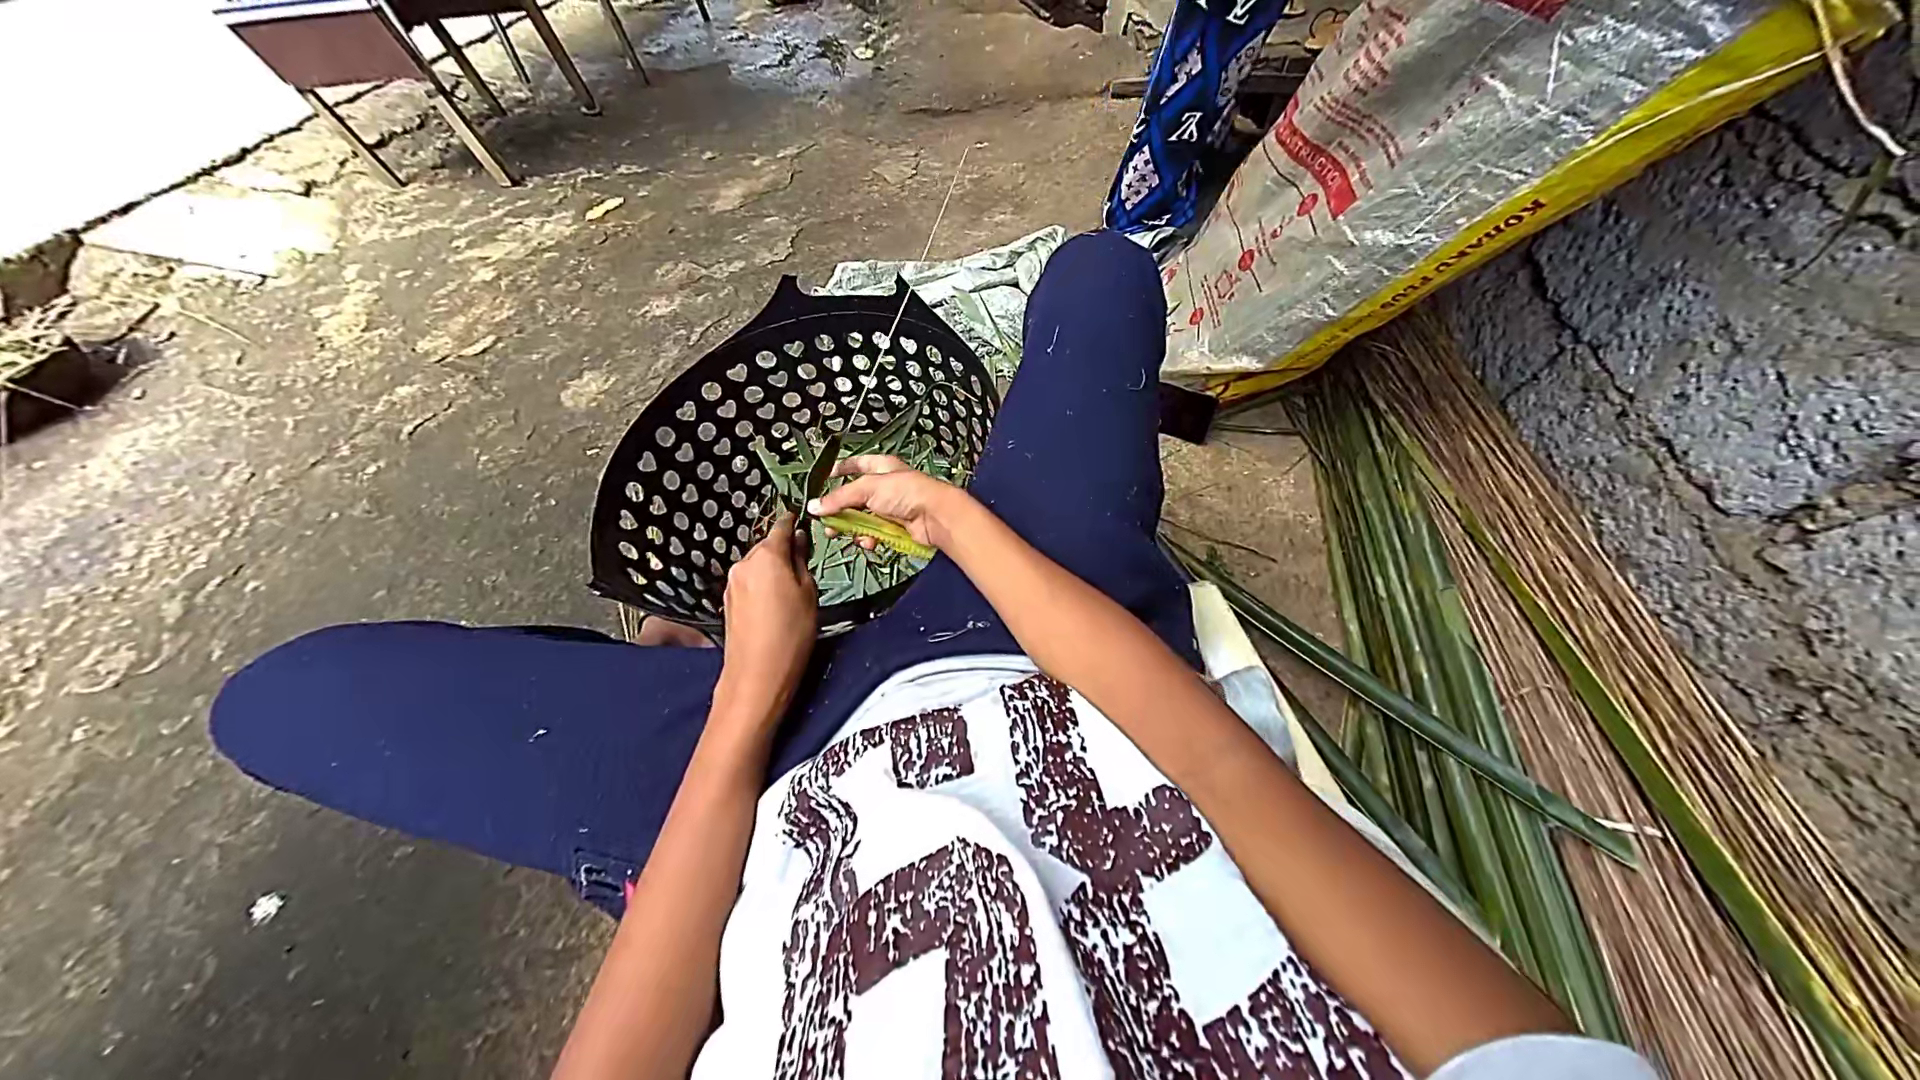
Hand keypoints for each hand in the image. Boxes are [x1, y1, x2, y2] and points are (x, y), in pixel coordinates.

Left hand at [717, 512, 815, 716]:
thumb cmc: (792, 632)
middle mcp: (744, 563)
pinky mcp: (728, 601)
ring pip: (757, 565)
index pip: (780, 527)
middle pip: (766, 547)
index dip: (793, 522)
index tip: (802, 520)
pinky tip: (775, 603)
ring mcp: (732, 583)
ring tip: (791, 589)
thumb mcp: (809, 593)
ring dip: (772, 569)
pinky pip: (749, 582)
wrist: (757, 673)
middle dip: (783, 550)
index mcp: (766, 556)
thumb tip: (798, 540)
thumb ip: (801, 561)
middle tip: (803, 564)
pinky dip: (762, 584)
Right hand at [808, 456, 968, 549]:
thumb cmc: (908, 492)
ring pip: (862, 519)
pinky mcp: (895, 529)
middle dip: (840, 511)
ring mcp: (891, 509)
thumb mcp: (868, 488)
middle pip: (855, 498)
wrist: (935, 517)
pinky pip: (874, 534)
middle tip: (827, 522)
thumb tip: (814, 506)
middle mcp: (885, 487)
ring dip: (852, 528)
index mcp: (881, 467)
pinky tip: (868, 542)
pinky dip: (868, 539)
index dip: (842, 469)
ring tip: (842, 535)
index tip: (827, 477)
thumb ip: (839, 498)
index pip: (857, 464)